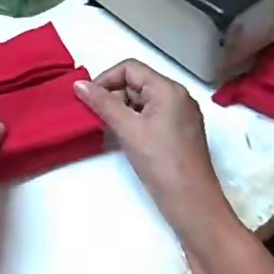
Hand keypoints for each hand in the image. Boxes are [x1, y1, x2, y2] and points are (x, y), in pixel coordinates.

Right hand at [73, 61, 234, 238]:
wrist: (193, 205)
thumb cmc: (161, 164)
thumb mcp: (128, 130)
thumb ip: (103, 103)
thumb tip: (80, 84)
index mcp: (169, 89)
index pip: (130, 68)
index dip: (106, 79)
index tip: (90, 100)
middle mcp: (179, 96)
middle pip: (138, 82)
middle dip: (115, 96)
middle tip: (99, 118)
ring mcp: (183, 115)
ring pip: (144, 100)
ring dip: (124, 110)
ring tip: (112, 131)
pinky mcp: (182, 132)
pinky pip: (154, 115)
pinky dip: (137, 121)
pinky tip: (128, 139)